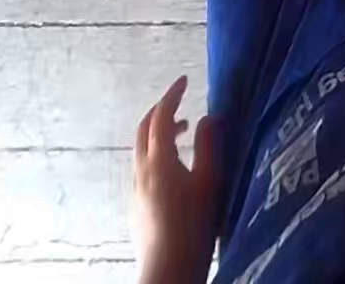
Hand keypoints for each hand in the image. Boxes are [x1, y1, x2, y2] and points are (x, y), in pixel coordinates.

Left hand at [132, 76, 218, 283]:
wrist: (168, 275)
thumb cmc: (193, 227)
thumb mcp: (209, 181)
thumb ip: (208, 144)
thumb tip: (208, 117)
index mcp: (159, 160)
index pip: (161, 116)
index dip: (172, 94)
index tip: (184, 80)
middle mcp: (141, 171)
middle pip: (144, 129)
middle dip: (161, 110)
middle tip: (181, 100)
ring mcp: (135, 190)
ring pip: (142, 147)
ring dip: (160, 131)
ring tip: (185, 131)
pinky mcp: (136, 206)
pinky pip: (143, 164)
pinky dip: (157, 150)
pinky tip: (176, 164)